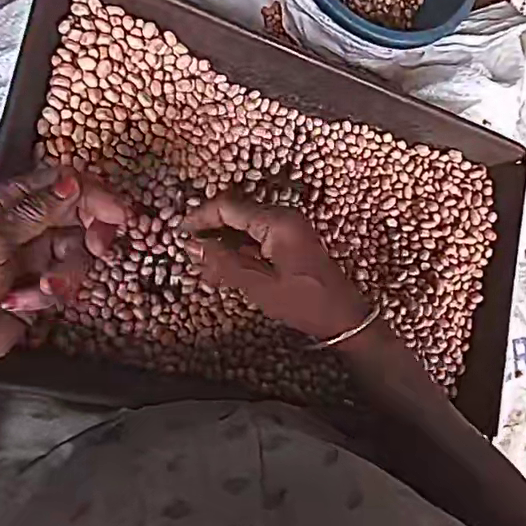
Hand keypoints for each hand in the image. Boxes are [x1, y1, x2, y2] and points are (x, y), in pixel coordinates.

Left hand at [0, 166, 127, 386]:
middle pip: (79, 216)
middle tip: (98, 246)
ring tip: (43, 287)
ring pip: (78, 252)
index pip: (60, 185)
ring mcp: (35, 255)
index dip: (92, 195)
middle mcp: (25, 225)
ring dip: (66, 272)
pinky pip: (67, 280)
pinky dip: (50, 292)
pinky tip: (22, 301)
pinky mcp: (43, 284)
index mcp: (6, 203)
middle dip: (90, 234)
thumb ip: (37, 210)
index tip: (116, 212)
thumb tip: (71, 183)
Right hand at [182, 192, 368, 338]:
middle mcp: (283, 218)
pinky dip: (240, 251)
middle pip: (236, 214)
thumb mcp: (259, 286)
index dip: (200, 217)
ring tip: (205, 268)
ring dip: (224, 244)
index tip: (179, 233)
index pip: (228, 207)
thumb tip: (193, 245)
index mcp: (277, 222)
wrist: (345, 318)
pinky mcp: (292, 243)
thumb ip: (224, 263)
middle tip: (190, 255)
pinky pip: (258, 238)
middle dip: (211, 232)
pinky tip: (226, 270)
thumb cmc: (305, 303)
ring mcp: (289, 229)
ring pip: (245, 228)